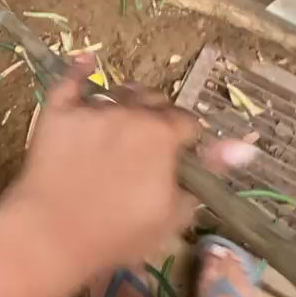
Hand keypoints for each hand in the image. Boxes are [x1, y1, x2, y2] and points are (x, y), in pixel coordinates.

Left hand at [0, 56, 197, 281]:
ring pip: (117, 91)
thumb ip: (206, 173)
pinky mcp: (57, 111)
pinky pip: (70, 80)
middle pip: (153, 100)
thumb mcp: (174, 212)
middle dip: (158, 116)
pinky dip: (80, 69)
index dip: (186, 138)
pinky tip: (86, 61)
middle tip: (150, 143)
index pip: (186, 121)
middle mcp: (128, 111)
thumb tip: (244, 145)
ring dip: (126, 101)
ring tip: (123, 119)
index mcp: (162, 134)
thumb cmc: (119, 234)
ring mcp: (90, 108)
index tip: (180, 155)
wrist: (51, 234)